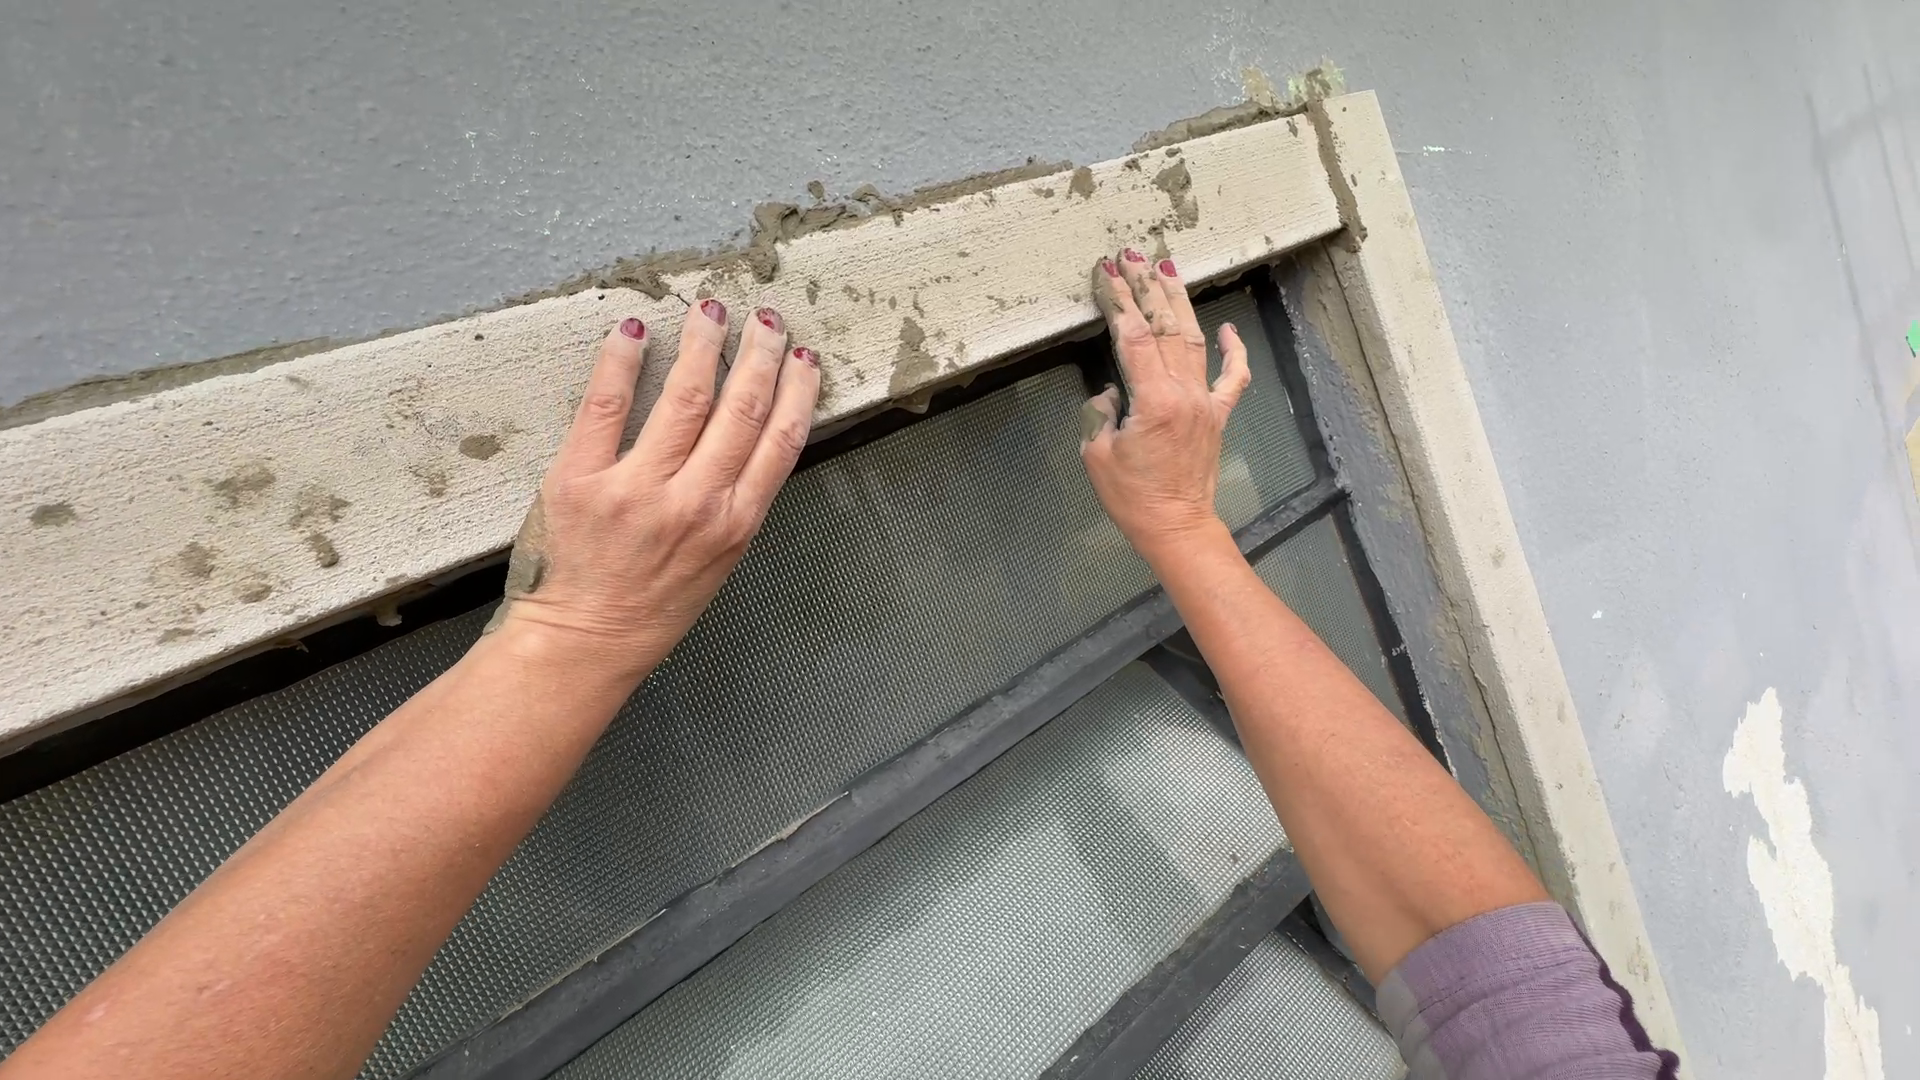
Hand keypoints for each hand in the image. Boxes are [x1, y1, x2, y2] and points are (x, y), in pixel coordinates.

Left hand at [487, 300, 819, 684]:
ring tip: (714, 310)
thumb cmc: (660, 603)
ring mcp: (638, 488)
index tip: (804, 357)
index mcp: (737, 523)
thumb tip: (751, 437)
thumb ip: (740, 501)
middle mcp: (696, 501)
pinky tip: (635, 329)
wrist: (589, 637)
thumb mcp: (723, 559)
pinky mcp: (580, 479)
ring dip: (704, 345)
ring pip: (684, 398)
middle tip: (768, 320)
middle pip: (740, 410)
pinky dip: (621, 361)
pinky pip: (606, 406)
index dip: (796, 391)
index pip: (780, 441)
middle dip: (760, 356)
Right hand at [1081, 250, 1249, 560]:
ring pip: (1193, 341)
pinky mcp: (1218, 416)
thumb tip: (1115, 392)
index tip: (1107, 273)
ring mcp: (1206, 402)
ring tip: (1167, 269)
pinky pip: (1232, 377)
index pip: (1132, 338)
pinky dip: (1232, 350)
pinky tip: (1227, 327)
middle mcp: (1184, 392)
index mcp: (1153, 400)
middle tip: (1132, 255)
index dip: (1118, 301)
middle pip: (1164, 328)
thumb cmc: (1131, 497)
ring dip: (1178, 303)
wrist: (1175, 526)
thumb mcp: (1097, 455)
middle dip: (1146, 288)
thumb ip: (1102, 413)